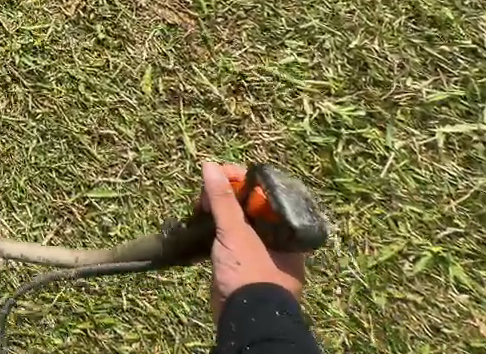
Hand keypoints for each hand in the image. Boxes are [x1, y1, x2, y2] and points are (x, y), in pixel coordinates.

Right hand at [199, 160, 307, 317]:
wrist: (246, 320)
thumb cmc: (250, 274)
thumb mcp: (236, 233)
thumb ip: (223, 199)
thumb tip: (209, 165)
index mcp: (286, 232)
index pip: (264, 193)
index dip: (240, 180)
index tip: (217, 177)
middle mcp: (276, 239)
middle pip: (247, 203)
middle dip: (223, 195)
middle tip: (205, 198)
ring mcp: (258, 251)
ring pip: (235, 219)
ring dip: (215, 211)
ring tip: (199, 210)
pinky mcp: (240, 261)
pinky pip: (226, 234)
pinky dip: (212, 227)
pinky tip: (199, 224)